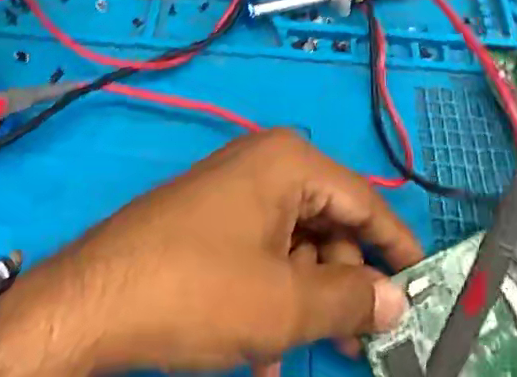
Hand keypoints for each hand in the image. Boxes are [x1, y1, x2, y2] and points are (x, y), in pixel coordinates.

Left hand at [0, 129, 423, 376]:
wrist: (92, 300)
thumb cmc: (199, 289)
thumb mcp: (283, 303)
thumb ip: (349, 301)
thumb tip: (398, 301)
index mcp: (290, 162)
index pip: (364, 200)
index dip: (396, 247)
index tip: (424, 288)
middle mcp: (266, 165)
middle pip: (328, 225)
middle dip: (341, 286)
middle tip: (359, 341)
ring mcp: (234, 192)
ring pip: (293, 247)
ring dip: (303, 303)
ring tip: (298, 354)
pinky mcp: (210, 220)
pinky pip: (259, 255)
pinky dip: (269, 300)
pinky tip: (261, 353)